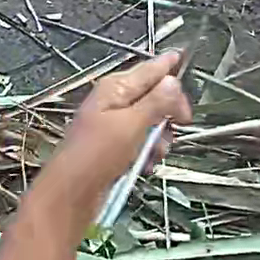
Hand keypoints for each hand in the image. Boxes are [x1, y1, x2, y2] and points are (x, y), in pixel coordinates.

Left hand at [34, 51, 191, 238]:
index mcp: (116, 87)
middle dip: (168, 111)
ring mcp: (115, 123)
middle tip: (180, 124)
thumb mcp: (131, 124)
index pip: (150, 68)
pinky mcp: (116, 145)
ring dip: (159, 137)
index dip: (170, 67)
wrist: (71, 195)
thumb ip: (155, 101)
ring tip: (155, 152)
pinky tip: (145, 164)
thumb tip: (173, 81)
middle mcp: (115, 100)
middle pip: (154, 95)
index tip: (187, 64)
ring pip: (152, 121)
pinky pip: (142, 141)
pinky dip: (148, 151)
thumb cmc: (97, 154)